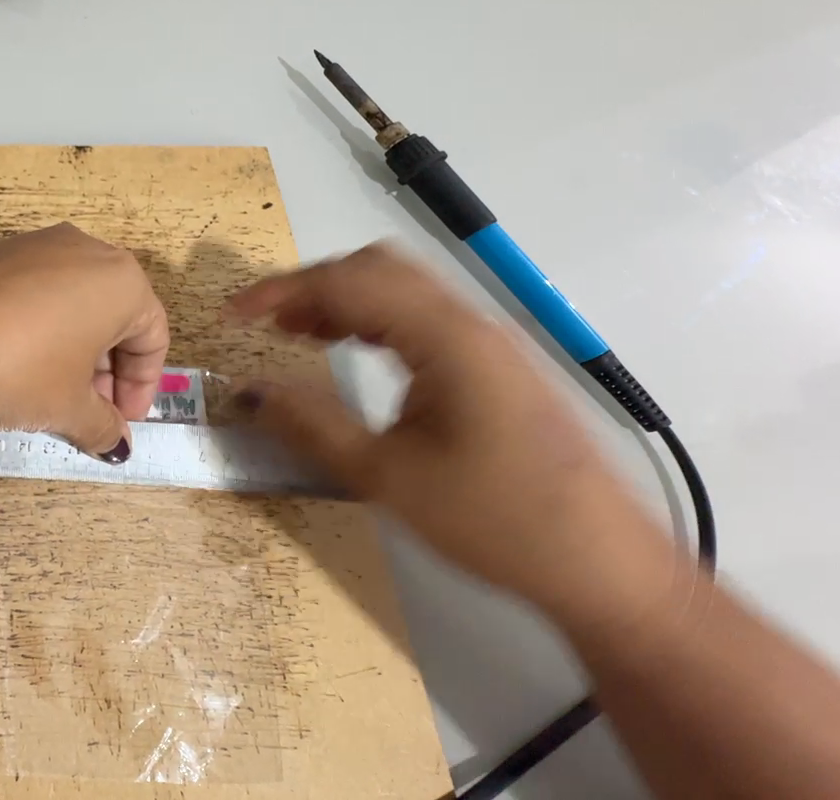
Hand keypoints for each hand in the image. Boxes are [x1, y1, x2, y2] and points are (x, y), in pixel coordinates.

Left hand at [0, 223, 169, 461]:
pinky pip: (35, 292)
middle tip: (88, 412)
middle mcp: (83, 248)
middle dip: (107, 369)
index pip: (152, 336)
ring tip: (51, 393)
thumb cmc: (13, 370)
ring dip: (74, 349)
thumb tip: (118, 444)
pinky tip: (15, 363)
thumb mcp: (66, 407)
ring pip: (73, 302)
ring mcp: (33, 245)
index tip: (122, 422)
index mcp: (119, 278)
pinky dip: (39, 327)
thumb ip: (103, 425)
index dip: (142, 387)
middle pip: (113, 314)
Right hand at [228, 243, 665, 619]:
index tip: (231, 315)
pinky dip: (369, 319)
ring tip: (289, 333)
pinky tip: (344, 349)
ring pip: (399, 288)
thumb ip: (309, 424)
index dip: (280, 291)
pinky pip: (418, 317)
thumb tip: (247, 389)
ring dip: (339, 300)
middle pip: (376, 268)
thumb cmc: (497, 524)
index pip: (348, 282)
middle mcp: (470, 325)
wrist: (608, 571)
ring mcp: (487, 343)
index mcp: (447, 341)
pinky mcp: (492, 366)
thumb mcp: (386, 478)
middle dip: (309, 286)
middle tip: (261, 323)